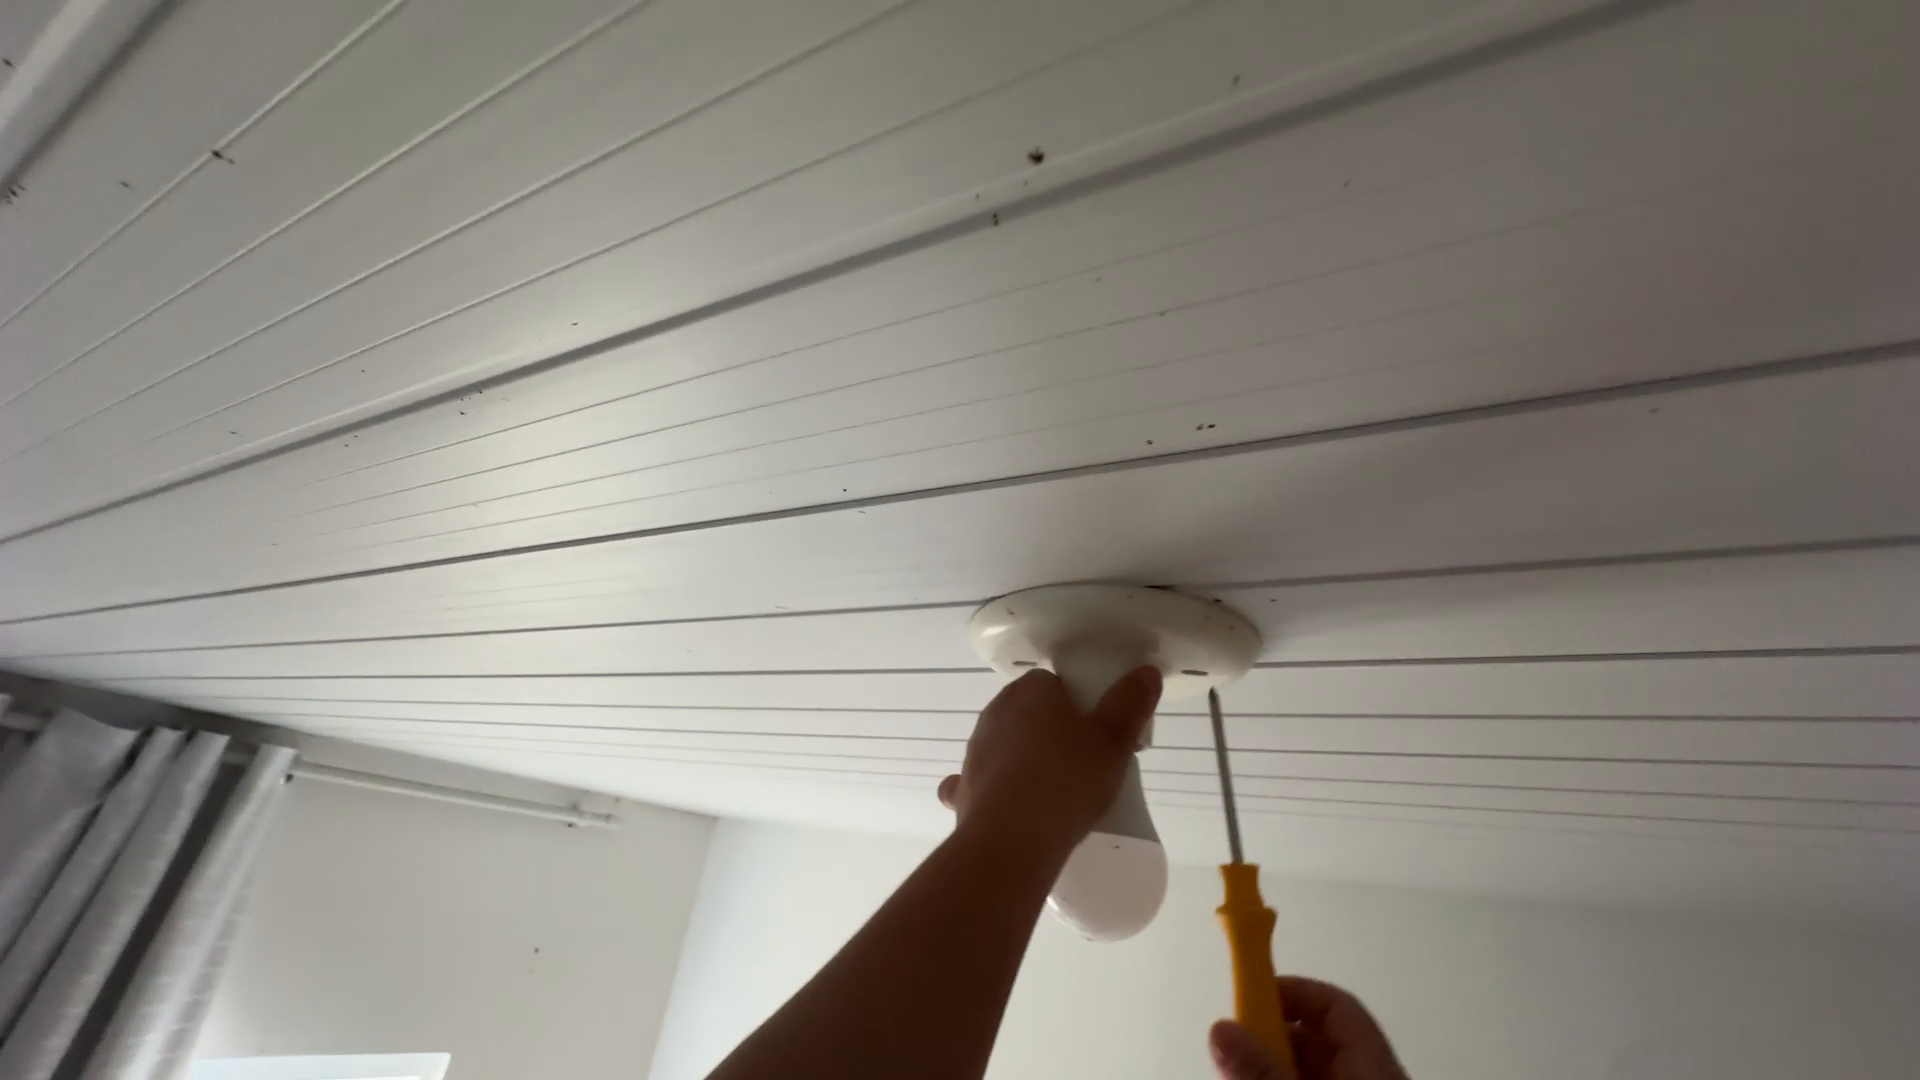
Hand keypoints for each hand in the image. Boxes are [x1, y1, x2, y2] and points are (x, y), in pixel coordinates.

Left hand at [937, 666, 1160, 856]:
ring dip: (1026, 759)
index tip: (1099, 733)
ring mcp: (976, 748)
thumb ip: (1129, 703)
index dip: (1080, 705)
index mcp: (1031, 690)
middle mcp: (997, 710)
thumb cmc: (1066, 780)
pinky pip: (985, 780)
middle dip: (1053, 731)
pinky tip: (1014, 807)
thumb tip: (1145, 671)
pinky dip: (998, 789)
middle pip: (1031, 712)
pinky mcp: (965, 785)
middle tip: (1086, 763)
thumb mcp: (1113, 742)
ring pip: (1008, 745)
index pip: (1055, 684)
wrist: (1011, 839)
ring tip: (1057, 791)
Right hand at [1210, 978, 1408, 1079]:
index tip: (1250, 995)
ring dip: (1269, 1064)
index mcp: (1378, 1069)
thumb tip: (1219, 1028)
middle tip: (1235, 1048)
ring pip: (1310, 1069)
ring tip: (1237, 1074)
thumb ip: (1263, 1072)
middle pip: (1318, 1038)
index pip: (1337, 1005)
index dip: (1293, 991)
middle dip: (1271, 1034)